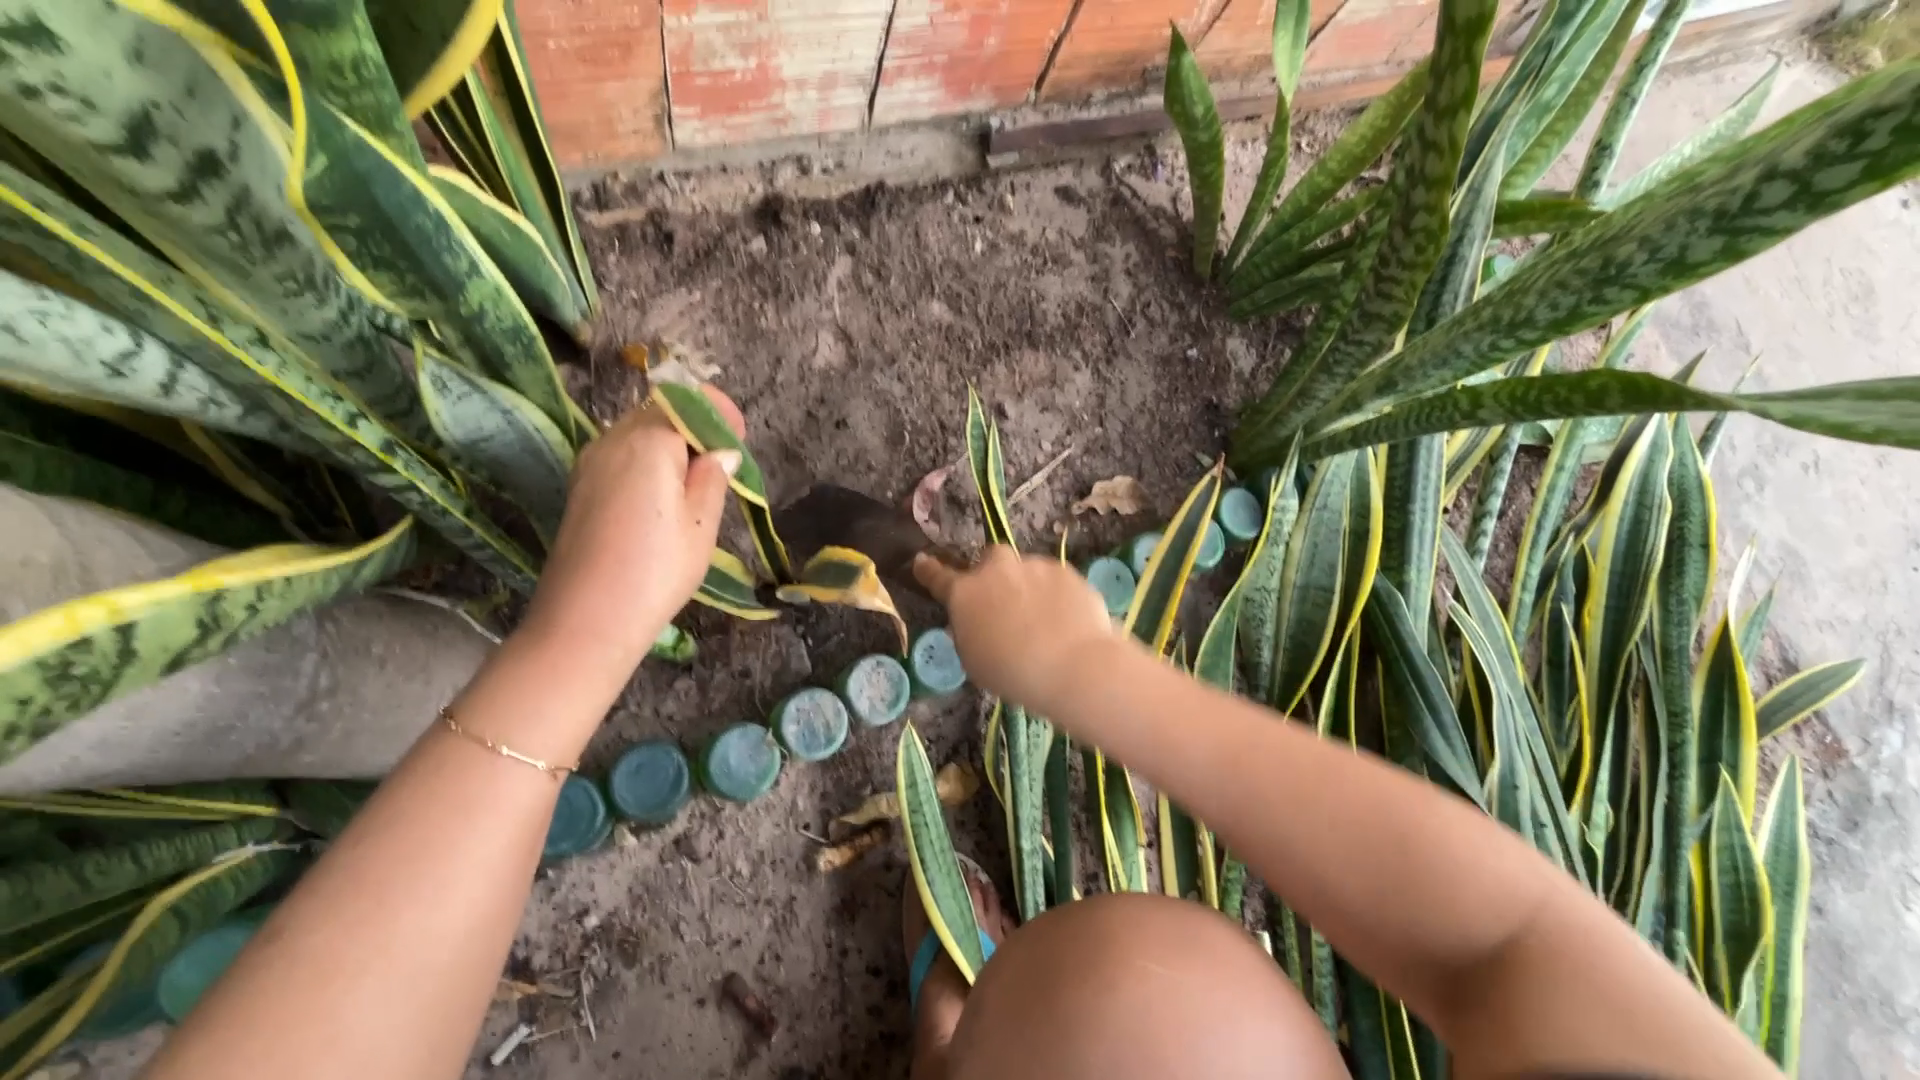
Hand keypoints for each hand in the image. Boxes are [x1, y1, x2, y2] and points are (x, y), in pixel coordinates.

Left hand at [521, 385, 742, 672]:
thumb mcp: (701, 525)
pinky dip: (648, 461)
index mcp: (649, 441)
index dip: (718, 413)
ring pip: (638, 432)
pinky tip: (662, 498)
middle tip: (722, 464)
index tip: (738, 439)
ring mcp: (591, 461)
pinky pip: (622, 454)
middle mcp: (613, 439)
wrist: (586, 620)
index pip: (688, 402)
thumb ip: (712, 478)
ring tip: (695, 484)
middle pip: (659, 411)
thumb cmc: (655, 572)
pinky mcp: (581, 485)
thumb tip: (721, 452)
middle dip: (694, 427)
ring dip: (670, 444)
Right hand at [913, 547, 1116, 716]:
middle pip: (990, 560)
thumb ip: (969, 631)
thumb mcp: (974, 660)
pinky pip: (1054, 581)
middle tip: (1005, 604)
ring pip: (1026, 570)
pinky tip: (1066, 622)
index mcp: (965, 594)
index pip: (938, 577)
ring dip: (1028, 588)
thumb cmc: (1013, 673)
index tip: (921, 560)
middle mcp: (997, 570)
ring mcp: (1034, 566)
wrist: (1074, 666)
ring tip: (1044, 623)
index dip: (929, 570)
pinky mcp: (1066, 571)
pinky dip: (1056, 596)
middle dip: (994, 575)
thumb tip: (976, 621)